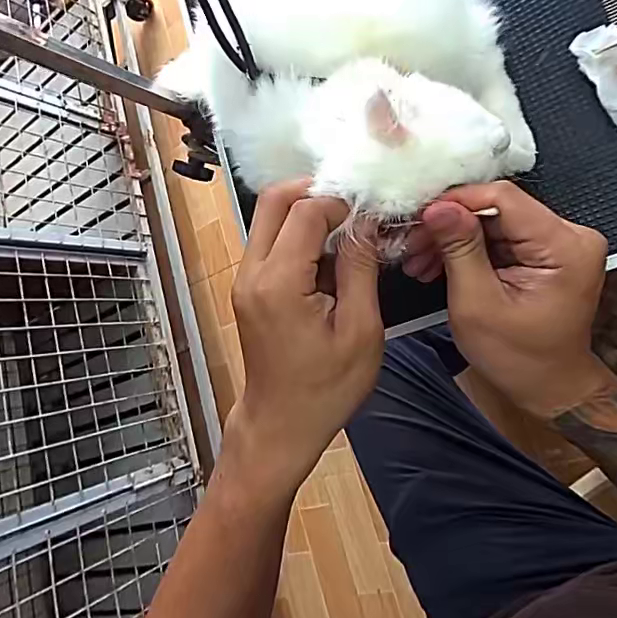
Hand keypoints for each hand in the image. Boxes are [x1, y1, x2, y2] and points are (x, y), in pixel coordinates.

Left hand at [223, 180, 382, 498]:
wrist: (282, 425)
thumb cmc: (326, 389)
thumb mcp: (361, 329)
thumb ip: (360, 268)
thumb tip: (366, 224)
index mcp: (279, 283)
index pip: (305, 211)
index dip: (341, 201)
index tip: (370, 212)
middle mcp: (253, 274)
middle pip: (274, 200)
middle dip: (316, 192)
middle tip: (355, 205)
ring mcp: (246, 280)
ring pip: (269, 218)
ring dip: (309, 213)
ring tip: (349, 233)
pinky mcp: (251, 289)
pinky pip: (272, 243)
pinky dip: (301, 236)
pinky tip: (333, 258)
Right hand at [410, 182, 616, 417]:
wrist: (550, 387)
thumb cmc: (521, 360)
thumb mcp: (478, 304)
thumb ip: (460, 250)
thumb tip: (439, 207)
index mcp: (565, 246)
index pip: (504, 197)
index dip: (457, 202)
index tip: (421, 216)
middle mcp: (572, 236)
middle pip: (498, 209)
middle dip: (451, 226)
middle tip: (413, 243)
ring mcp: (562, 244)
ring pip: (495, 222)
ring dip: (455, 239)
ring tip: (421, 260)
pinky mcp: (548, 253)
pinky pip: (502, 238)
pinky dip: (471, 250)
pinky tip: (441, 264)